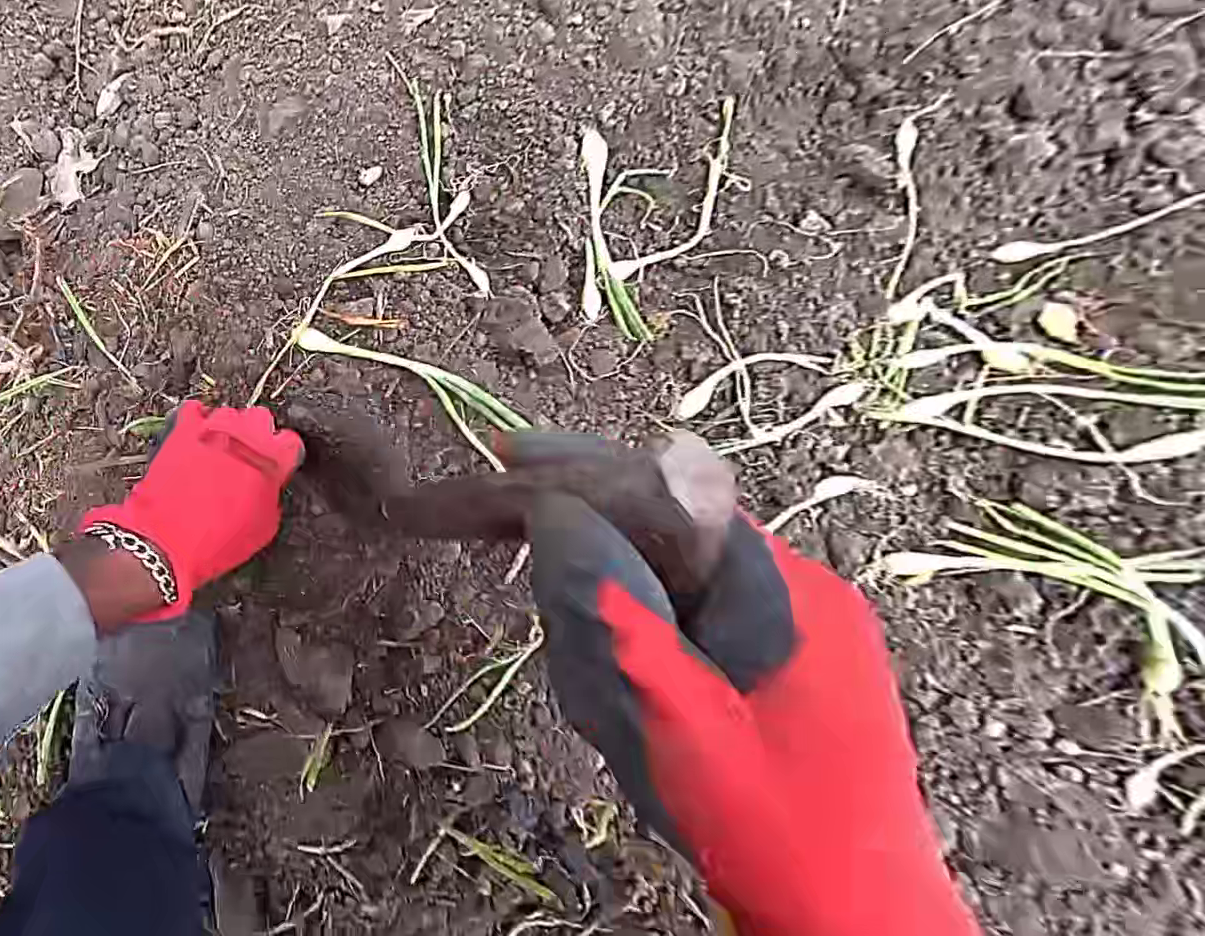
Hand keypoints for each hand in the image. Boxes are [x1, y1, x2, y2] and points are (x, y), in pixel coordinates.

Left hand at [75, 401, 303, 620]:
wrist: (168, 541)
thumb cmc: (217, 540)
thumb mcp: (265, 526)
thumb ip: (273, 494)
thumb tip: (269, 484)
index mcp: (275, 457)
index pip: (290, 442)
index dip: (282, 457)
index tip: (275, 466)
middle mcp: (248, 433)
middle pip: (261, 421)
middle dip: (256, 438)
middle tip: (245, 463)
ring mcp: (215, 426)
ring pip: (229, 415)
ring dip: (226, 431)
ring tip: (216, 455)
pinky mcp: (184, 427)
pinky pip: (195, 412)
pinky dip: (197, 423)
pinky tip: (195, 440)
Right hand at [506, 433, 975, 935]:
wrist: (839, 916)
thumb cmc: (761, 817)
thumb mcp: (666, 706)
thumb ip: (607, 602)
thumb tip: (549, 510)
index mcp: (776, 582)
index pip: (659, 488)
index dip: (576, 466)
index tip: (505, 454)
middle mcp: (777, 583)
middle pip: (645, 526)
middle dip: (580, 560)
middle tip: (539, 597)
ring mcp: (764, 618)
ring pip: (641, 572)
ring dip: (598, 617)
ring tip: (603, 698)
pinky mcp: (742, 651)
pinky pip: (653, 612)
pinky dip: (615, 639)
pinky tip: (619, 698)